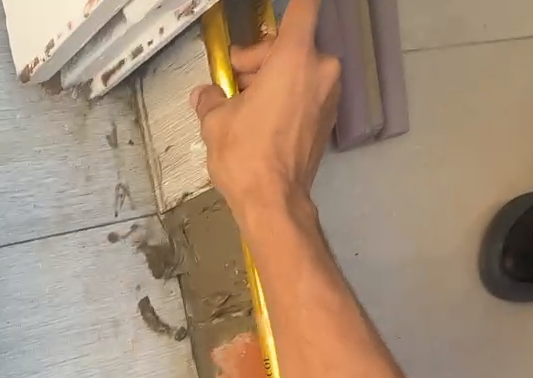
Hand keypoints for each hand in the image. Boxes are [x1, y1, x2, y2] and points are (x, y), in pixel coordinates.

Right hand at [190, 0, 340, 214]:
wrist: (273, 202)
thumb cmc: (245, 156)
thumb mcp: (216, 124)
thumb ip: (211, 100)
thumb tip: (203, 94)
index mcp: (294, 57)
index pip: (304, 7)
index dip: (289, 7)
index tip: (267, 20)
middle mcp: (320, 68)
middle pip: (293, 44)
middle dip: (261, 58)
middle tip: (233, 78)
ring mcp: (329, 94)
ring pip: (299, 70)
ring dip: (272, 80)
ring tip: (242, 105)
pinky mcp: (327, 119)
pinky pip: (305, 93)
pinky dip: (285, 98)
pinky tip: (260, 120)